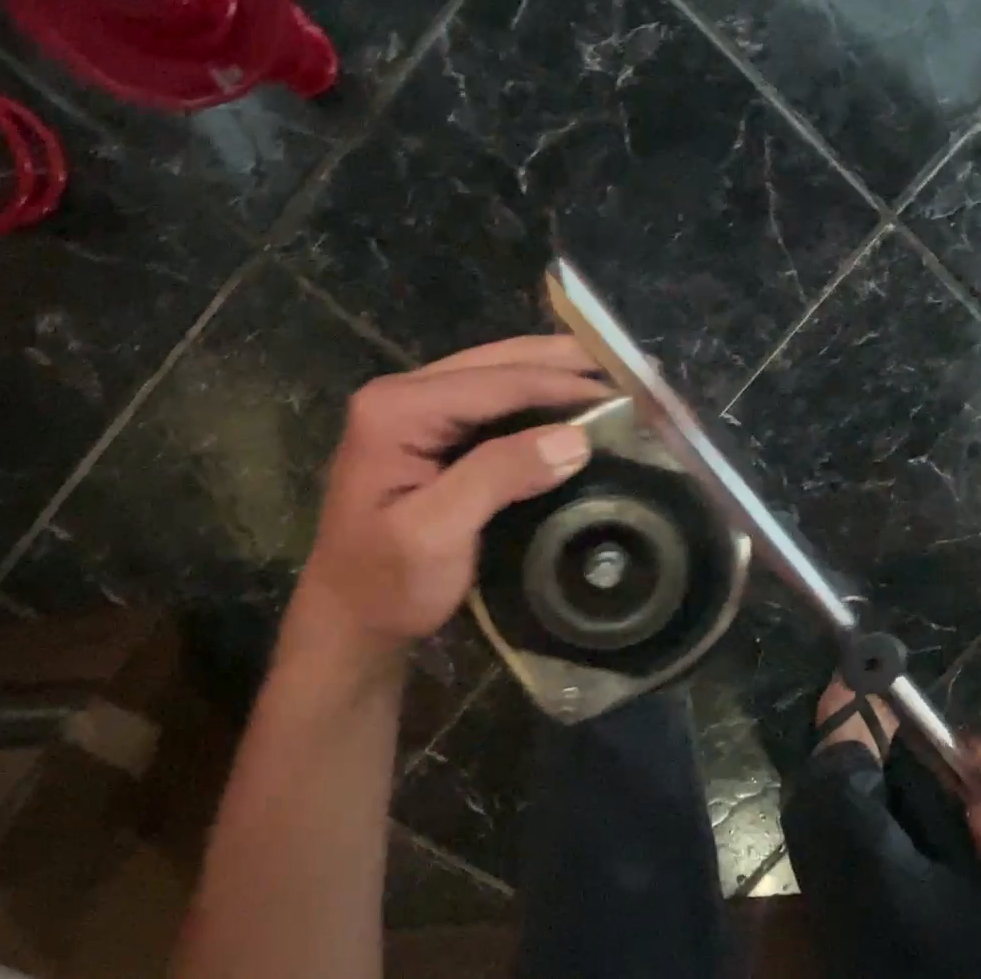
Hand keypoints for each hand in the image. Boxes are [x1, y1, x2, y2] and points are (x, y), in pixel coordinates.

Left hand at [292, 335, 608, 649]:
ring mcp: (416, 409)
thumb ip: (498, 476)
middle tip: (629, 368)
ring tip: (611, 376)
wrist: (351, 619)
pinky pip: (495, 400)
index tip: (624, 395)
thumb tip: (576, 438)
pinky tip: (573, 401)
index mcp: (397, 409)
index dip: (562, 384)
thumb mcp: (438, 533)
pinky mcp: (432, 430)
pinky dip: (539, 396)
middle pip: (498, 362)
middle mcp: (403, 393)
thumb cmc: (388, 583)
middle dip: (564, 361)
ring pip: (499, 373)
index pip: (496, 382)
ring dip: (555, 373)